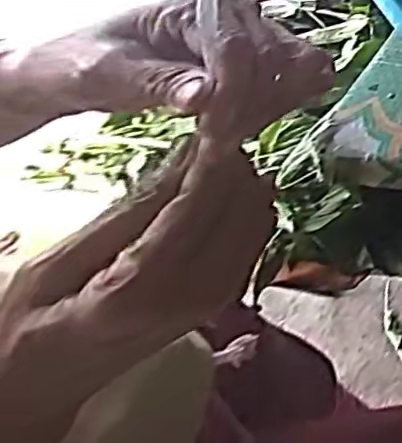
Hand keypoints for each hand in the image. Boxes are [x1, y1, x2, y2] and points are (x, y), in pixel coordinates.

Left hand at [0, 0, 333, 145]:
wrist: (69, 72)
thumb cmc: (74, 66)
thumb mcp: (98, 73)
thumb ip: (153, 81)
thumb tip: (204, 96)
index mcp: (199, 7)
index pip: (237, 46)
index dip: (233, 90)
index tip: (216, 132)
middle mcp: (241, 13)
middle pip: (277, 54)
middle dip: (255, 101)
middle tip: (221, 143)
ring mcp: (260, 30)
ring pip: (300, 63)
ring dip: (277, 102)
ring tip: (234, 134)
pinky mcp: (270, 52)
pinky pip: (302, 72)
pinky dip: (288, 99)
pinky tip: (254, 122)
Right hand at [0, 138, 274, 442]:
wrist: (32, 393)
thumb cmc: (20, 332)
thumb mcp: (52, 269)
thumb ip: (127, 213)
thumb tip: (187, 155)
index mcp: (145, 287)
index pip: (203, 203)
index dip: (217, 159)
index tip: (220, 125)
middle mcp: (201, 288)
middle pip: (245, 203)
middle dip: (236, 167)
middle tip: (214, 142)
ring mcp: (224, 291)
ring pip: (261, 213)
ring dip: (246, 183)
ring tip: (213, 165)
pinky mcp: (233, 290)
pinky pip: (258, 232)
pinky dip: (248, 205)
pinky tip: (221, 195)